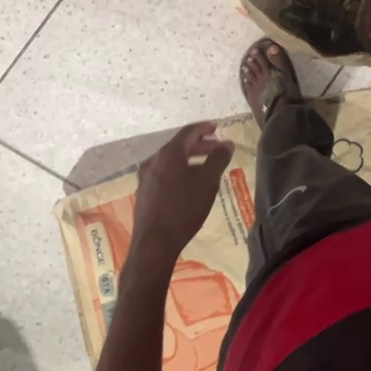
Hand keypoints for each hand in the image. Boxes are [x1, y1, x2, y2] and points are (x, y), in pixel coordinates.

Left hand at [129, 123, 232, 271]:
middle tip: (216, 149)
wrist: (154, 243)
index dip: (204, 128)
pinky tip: (189, 185)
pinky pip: (164, 173)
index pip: (188, 132)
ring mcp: (146, 177)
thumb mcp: (208, 182)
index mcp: (169, 153)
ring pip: (171, 161)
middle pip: (179, 145)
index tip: (217, 128)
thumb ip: (218, 159)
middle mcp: (154, 160)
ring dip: (189, 159)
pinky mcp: (144, 193)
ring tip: (206, 168)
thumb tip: (227, 143)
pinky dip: (179, 171)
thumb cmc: (184, 208)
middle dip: (199, 145)